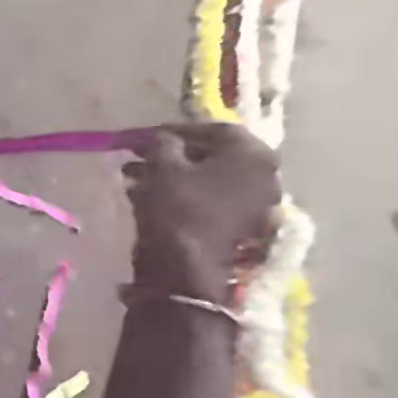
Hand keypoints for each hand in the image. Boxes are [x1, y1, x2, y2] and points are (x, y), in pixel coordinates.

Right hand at [123, 123, 279, 298]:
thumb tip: (160, 138)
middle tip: (137, 156)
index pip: (215, 128)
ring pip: (207, 179)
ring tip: (134, 177)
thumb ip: (161, 144)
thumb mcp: (162, 168)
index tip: (144, 135)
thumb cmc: (178, 209)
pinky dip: (179, 194)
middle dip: (171, 153)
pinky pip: (207, 199)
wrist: (188, 268)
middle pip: (213, 154)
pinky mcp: (238, 225)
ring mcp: (254, 203)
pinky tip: (147, 196)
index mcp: (253, 154)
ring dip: (171, 174)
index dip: (177, 128)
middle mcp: (263, 175)